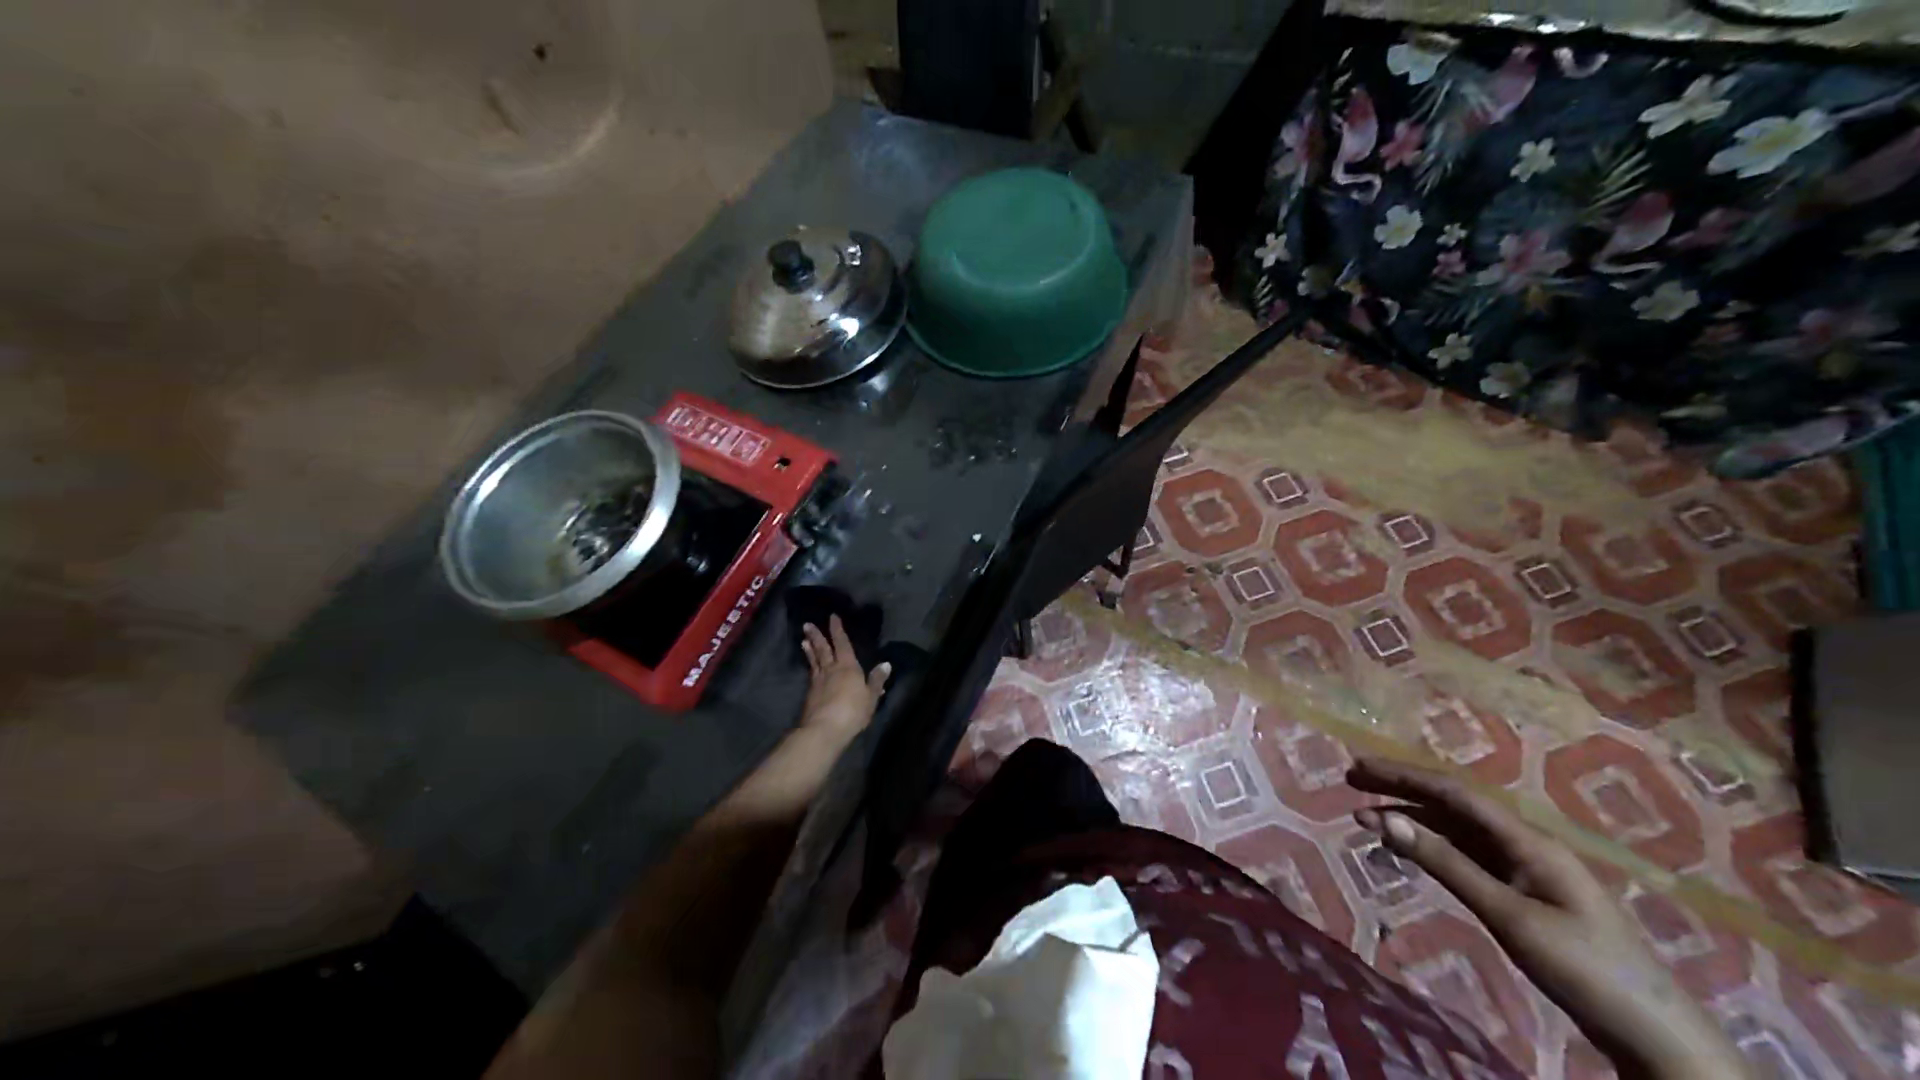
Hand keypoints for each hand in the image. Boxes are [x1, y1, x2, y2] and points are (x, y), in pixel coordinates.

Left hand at [797, 616, 890, 739]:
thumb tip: (886, 664)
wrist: (824, 729)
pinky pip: (811, 674)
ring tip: (804, 640)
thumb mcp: (870, 697)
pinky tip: (810, 668)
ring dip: (810, 650)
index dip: (838, 630)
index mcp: (848, 667)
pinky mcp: (810, 694)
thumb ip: (876, 680)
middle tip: (807, 624)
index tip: (833, 617)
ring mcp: (818, 682)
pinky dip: (810, 666)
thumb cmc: (852, 711)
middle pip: (823, 649)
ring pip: (814, 661)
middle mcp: (831, 670)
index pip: (842, 644)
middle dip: (817, 636)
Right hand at [1348, 757, 1748, 1079]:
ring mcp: (1528, 868)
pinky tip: (1408, 847)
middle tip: (1352, 781)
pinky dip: (1432, 845)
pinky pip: (1468, 854)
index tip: (1359, 767)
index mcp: (1529, 840)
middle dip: (1402, 788)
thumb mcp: (1509, 916)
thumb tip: (1387, 819)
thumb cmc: (1584, 968)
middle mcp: (1526, 843)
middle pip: (1454, 803)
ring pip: (1458, 828)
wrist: (1656, 1033)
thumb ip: (1446, 864)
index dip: (1403, 775)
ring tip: (1366, 818)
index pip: (1454, 792)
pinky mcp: (1526, 893)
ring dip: (1412, 818)